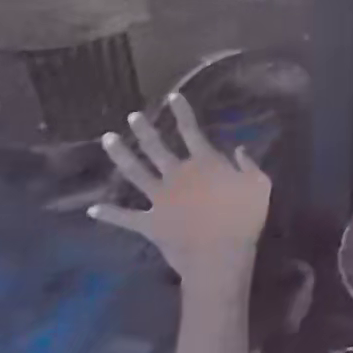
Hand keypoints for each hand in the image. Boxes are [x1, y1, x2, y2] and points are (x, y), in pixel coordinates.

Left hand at [90, 94, 271, 281]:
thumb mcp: (259, 185)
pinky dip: (109, 214)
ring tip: (108, 139)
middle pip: (156, 147)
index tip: (173, 96)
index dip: (182, 112)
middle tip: (132, 116)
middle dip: (144, 129)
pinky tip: (93, 209)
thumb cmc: (244, 218)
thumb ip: (249, 164)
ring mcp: (160, 199)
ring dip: (120, 155)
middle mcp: (177, 175)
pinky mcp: (150, 223)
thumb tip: (239, 149)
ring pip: (135, 172)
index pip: (191, 130)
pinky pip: (125, 217)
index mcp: (204, 163)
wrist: (219, 256)